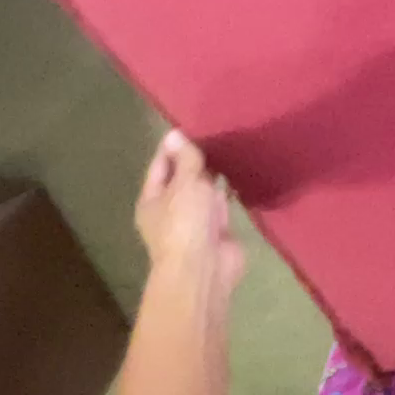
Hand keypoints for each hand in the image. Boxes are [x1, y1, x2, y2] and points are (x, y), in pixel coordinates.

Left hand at [136, 129, 244, 300]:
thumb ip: (184, 159)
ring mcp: (194, 220)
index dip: (174, 146)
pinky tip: (242, 170)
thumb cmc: (185, 224)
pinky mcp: (217, 228)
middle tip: (218, 131)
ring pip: (204, 189)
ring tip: (232, 145)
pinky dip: (230, 189)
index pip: (161, 165)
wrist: (205, 269)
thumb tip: (175, 134)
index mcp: (152, 200)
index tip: (192, 125)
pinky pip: (223, 201)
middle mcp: (171, 209)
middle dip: (196, 158)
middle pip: (183, 177)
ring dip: (215, 173)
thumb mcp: (184, 184)